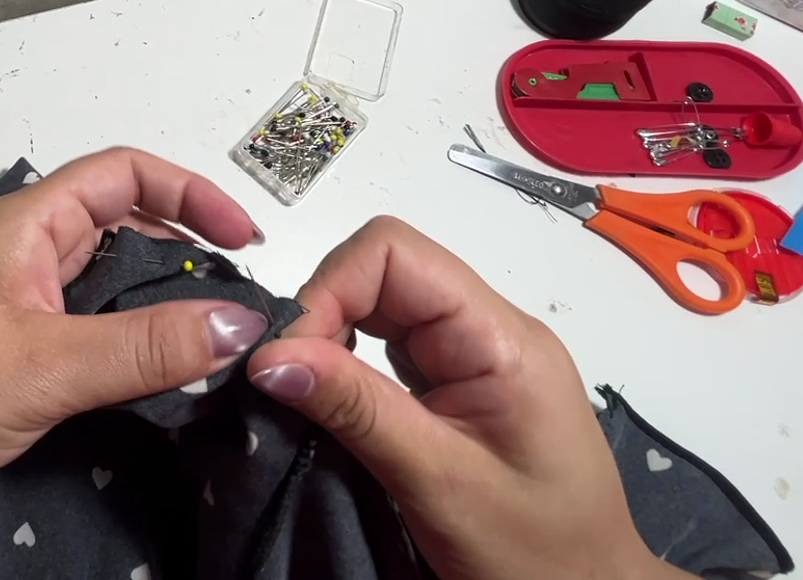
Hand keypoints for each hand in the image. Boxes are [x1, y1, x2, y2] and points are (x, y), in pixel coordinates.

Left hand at [0, 148, 267, 579]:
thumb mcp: (46, 366)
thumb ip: (145, 346)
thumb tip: (234, 322)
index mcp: (23, 223)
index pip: (121, 174)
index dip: (188, 192)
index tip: (241, 234)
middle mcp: (21, 248)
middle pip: (119, 220)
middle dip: (183, 245)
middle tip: (236, 293)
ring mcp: (15, 296)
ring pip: (104, 274)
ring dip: (157, 295)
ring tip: (211, 331)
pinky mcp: (11, 342)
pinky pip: (86, 320)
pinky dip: (128, 334)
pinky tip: (157, 367)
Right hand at [245, 216, 685, 579]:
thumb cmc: (536, 555)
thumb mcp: (439, 483)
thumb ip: (354, 409)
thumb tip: (266, 358)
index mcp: (499, 336)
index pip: (393, 254)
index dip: (331, 287)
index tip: (292, 354)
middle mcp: (483, 323)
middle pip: (380, 267)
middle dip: (324, 309)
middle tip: (290, 375)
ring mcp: (466, 345)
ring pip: (374, 296)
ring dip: (330, 331)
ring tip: (306, 387)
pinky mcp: (449, 369)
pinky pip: (381, 332)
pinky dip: (343, 353)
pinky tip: (333, 392)